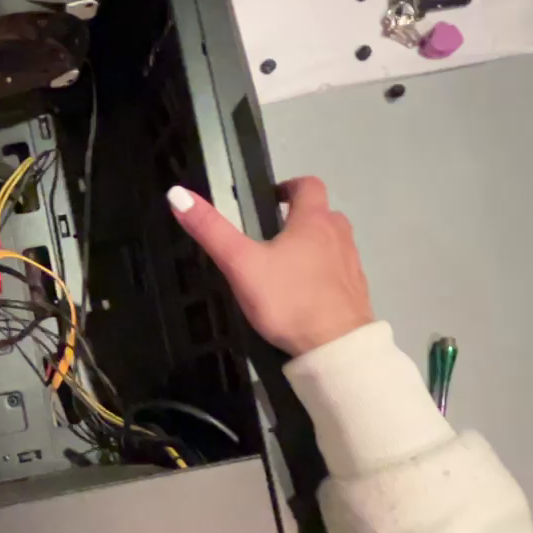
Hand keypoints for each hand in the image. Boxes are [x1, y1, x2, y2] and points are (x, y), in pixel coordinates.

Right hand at [167, 177, 372, 357]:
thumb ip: (210, 230)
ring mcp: (351, 263)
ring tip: (283, 266)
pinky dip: (321, 273)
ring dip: (312, 245)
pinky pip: (338, 271)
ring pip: (332, 242)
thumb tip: (177, 194)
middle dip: (297, 218)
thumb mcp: (240, 264)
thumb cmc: (287, 299)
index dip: (287, 187)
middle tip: (269, 236)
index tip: (269, 200)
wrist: (335, 346)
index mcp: (312, 221)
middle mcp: (338, 235)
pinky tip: (302, 295)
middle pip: (321, 213)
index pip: (307, 185)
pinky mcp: (356, 291)